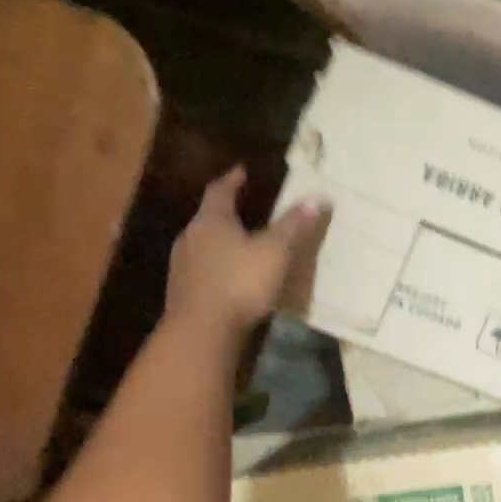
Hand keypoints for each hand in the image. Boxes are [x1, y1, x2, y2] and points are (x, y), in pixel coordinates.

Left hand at [165, 167, 326, 336]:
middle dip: (227, 212)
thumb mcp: (276, 251)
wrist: (202, 331)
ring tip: (242, 243)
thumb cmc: (240, 282)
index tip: (242, 171)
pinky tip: (232, 275)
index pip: (220, 191)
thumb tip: (317, 197)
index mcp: (211, 221)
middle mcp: (191, 237)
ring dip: (222, 240)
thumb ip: (294, 225)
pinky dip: (218, 264)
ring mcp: (182, 265)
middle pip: (208, 217)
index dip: (232, 180)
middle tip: (246, 207)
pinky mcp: (184, 291)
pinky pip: (203, 268)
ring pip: (204, 244)